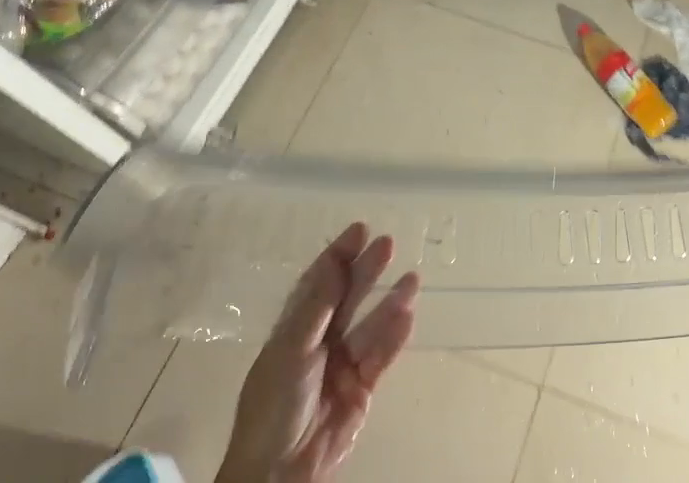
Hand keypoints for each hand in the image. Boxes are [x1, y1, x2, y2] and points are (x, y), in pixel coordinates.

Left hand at [218, 223, 420, 482]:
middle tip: (388, 243)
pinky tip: (409, 315)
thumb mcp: (291, 351)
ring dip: (390, 302)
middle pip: (347, 298)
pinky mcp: (362, 389)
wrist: (280, 470)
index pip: (318, 283)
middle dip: (367, 271)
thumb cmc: (275, 404)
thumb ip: (316, 308)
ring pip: (370, 325)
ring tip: (412, 279)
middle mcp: (320, 341)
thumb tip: (334, 264)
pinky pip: (381, 356)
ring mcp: (342, 365)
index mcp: (294, 329)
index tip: (359, 230)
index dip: (338, 256)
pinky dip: (395, 336)